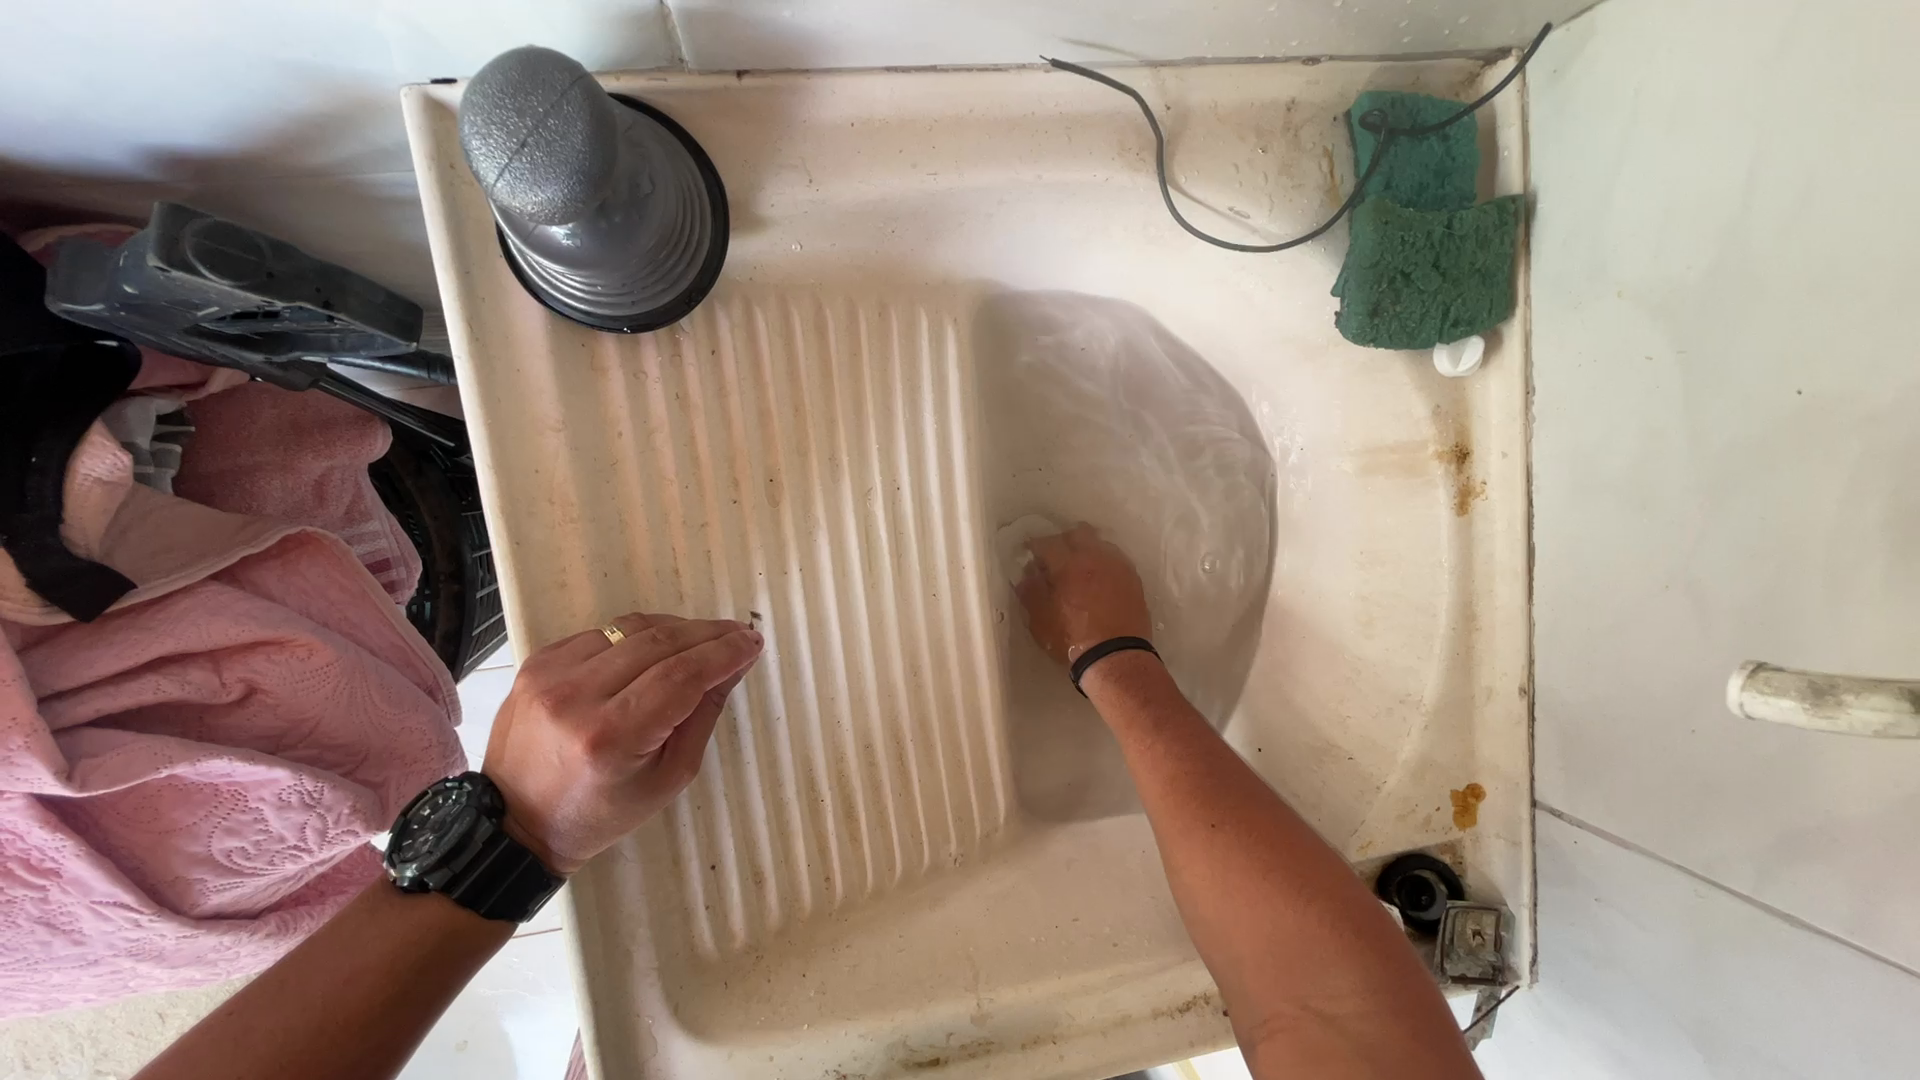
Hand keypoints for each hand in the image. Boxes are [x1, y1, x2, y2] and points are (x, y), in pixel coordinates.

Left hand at [481, 612, 762, 873]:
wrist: (516, 822)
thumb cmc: (601, 812)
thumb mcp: (670, 777)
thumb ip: (704, 714)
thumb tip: (734, 663)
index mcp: (612, 736)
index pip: (682, 675)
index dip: (724, 653)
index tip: (752, 643)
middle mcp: (577, 696)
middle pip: (660, 643)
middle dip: (708, 634)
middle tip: (738, 634)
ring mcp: (551, 674)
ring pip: (631, 629)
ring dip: (677, 628)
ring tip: (703, 639)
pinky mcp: (538, 661)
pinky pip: (602, 633)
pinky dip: (638, 635)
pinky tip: (656, 648)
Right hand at [1015, 523, 1152, 665]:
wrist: (1116, 658)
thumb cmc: (1072, 640)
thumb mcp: (1040, 620)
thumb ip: (1031, 592)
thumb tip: (1028, 574)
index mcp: (1068, 565)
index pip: (1047, 542)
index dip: (1034, 546)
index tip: (1029, 553)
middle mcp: (1094, 557)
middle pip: (1078, 533)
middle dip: (1063, 541)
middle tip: (1055, 558)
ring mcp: (1117, 566)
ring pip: (1100, 543)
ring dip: (1086, 549)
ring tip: (1079, 568)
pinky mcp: (1133, 579)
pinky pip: (1116, 559)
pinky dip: (1104, 563)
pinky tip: (1099, 579)